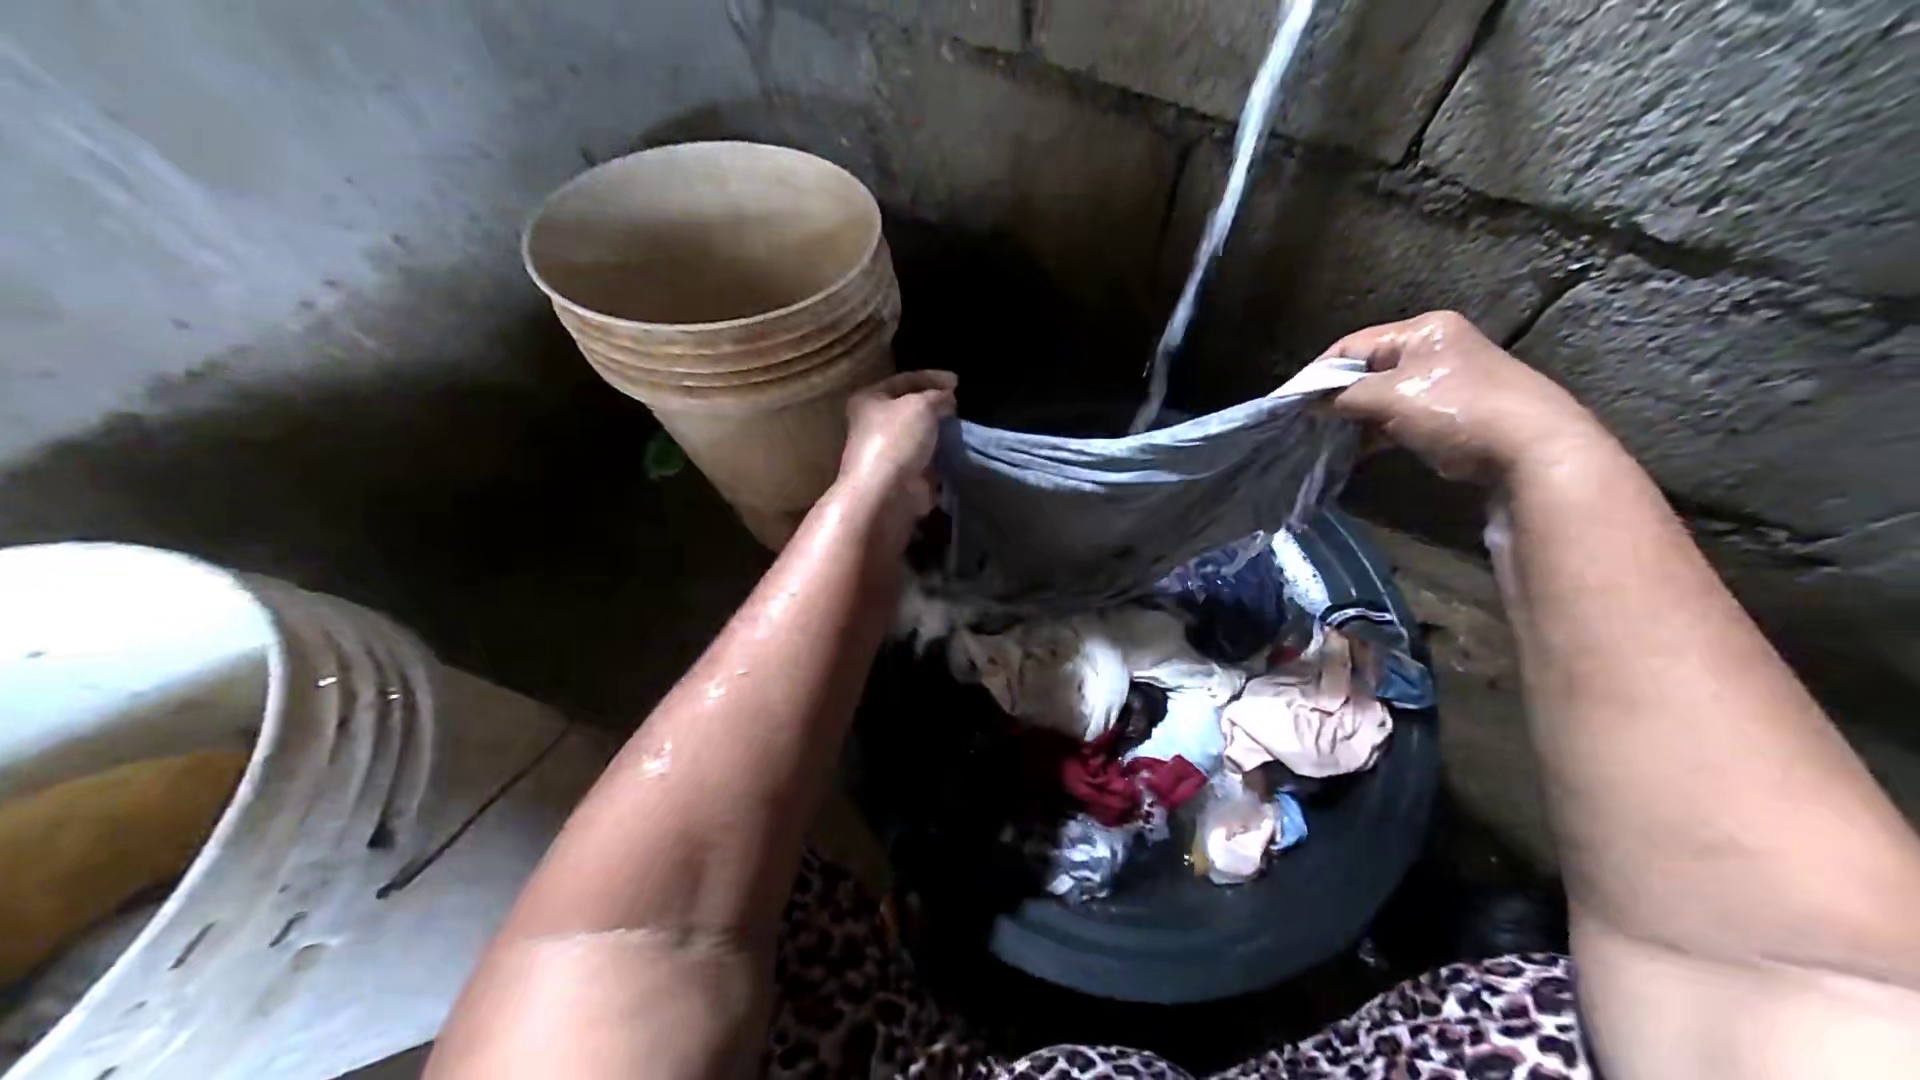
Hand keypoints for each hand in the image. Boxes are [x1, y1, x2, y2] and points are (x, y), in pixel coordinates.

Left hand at [834, 369, 958, 537]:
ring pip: (922, 438)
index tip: (959, 382)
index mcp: (870, 400)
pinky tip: (963, 455)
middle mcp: (875, 425)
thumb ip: (938, 396)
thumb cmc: (896, 440)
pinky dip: (945, 461)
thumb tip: (949, 400)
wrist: (886, 495)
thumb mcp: (921, 405)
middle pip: (912, 410)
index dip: (932, 377)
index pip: (904, 380)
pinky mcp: (905, 479)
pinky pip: (930, 464)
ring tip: (967, 430)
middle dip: (938, 407)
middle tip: (962, 407)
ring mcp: (890, 455)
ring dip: (943, 435)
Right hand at [1325, 311, 1608, 483]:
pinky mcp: (1443, 414)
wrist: (1529, 449)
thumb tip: (1306, 405)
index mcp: (1422, 331)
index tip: (1290, 401)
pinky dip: (1372, 432)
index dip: (1317, 373)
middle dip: (1334, 397)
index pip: (1351, 346)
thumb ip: (1342, 397)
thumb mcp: (1389, 397)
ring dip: (1352, 418)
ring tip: (1322, 438)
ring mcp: (1439, 382)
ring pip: (1378, 397)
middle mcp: (1431, 349)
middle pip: (1364, 370)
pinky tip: (1351, 449)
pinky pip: (1394, 418)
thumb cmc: (1456, 409)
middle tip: (1303, 421)